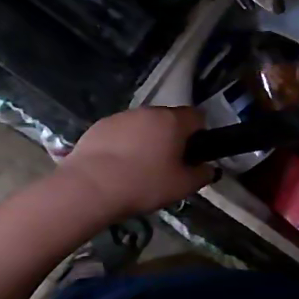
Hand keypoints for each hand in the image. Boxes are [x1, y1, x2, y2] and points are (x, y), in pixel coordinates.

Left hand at [57, 106, 214, 219]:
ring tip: (138, 169)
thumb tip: (209, 169)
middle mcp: (148, 111)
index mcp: (173, 121)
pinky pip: (120, 132)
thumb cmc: (143, 184)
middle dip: (171, 138)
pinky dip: (123, 145)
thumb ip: (202, 175)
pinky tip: (116, 168)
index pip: (197, 117)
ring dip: (146, 140)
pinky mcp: (99, 126)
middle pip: (169, 119)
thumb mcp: (182, 187)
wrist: (89, 187)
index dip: (199, 135)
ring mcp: (121, 116)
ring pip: (143, 125)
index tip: (192, 156)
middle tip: (166, 166)